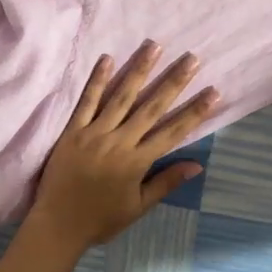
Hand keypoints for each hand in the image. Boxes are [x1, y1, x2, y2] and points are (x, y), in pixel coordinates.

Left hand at [21, 42, 219, 257]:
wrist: (57, 225)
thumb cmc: (101, 219)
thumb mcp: (138, 207)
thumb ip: (166, 182)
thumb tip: (197, 165)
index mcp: (137, 162)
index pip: (173, 131)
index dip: (195, 111)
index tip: (214, 91)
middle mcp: (119, 142)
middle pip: (151, 106)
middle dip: (173, 81)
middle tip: (192, 58)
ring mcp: (94, 133)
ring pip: (121, 96)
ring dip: (140, 70)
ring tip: (154, 46)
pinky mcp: (72, 131)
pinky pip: (86, 101)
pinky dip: (97, 80)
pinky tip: (108, 59)